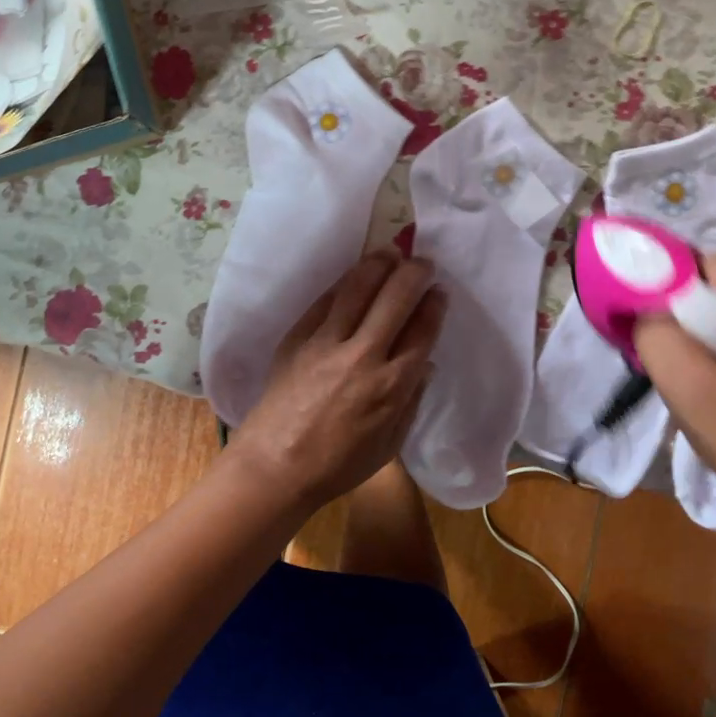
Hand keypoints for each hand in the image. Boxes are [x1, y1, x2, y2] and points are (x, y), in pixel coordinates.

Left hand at [228, 253, 447, 510]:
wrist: (276, 463)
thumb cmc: (338, 464)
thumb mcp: (390, 443)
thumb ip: (411, 401)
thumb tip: (423, 363)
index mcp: (391, 386)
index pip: (422, 331)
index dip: (434, 306)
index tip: (439, 292)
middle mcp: (363, 355)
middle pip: (395, 298)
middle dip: (414, 273)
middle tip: (422, 262)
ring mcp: (326, 341)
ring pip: (357, 288)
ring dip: (378, 264)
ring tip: (390, 251)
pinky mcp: (298, 336)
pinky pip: (325, 300)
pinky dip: (344, 282)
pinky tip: (355, 274)